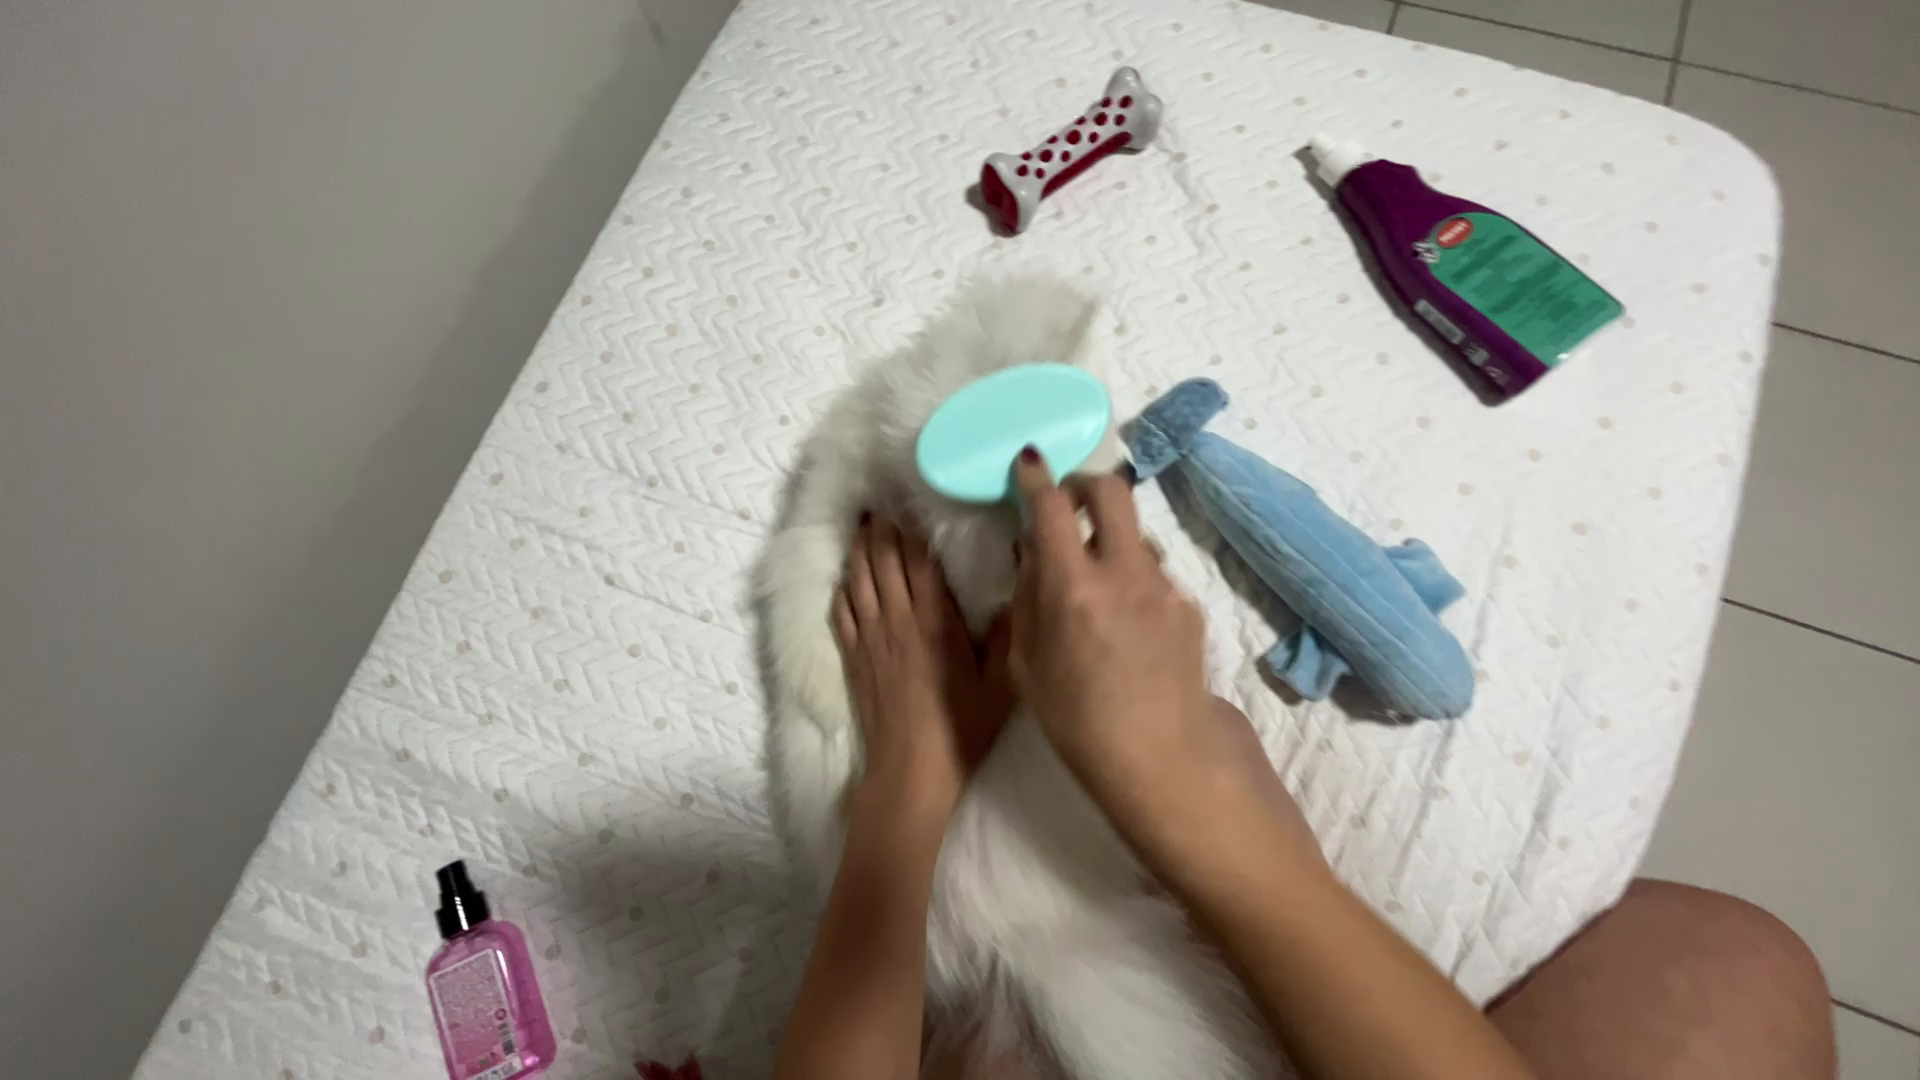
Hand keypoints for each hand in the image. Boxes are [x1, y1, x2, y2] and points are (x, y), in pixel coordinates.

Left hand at [832, 515, 1014, 822]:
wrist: (910, 772)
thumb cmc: (961, 729)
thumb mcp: (1000, 684)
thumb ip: (1006, 636)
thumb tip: (1016, 591)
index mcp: (935, 623)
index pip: (919, 563)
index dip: (912, 531)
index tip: (908, 504)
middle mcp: (898, 622)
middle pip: (884, 563)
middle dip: (881, 530)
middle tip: (879, 503)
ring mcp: (870, 639)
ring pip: (859, 581)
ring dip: (860, 550)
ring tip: (862, 525)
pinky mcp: (853, 659)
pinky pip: (841, 612)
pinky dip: (842, 588)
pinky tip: (844, 577)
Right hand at [1006, 450, 1262, 852]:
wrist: (1162, 757)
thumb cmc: (1077, 720)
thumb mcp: (1027, 664)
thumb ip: (1026, 598)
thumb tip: (1031, 551)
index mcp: (1073, 589)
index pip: (1053, 507)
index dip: (1036, 476)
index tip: (1028, 462)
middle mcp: (1123, 574)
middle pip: (1112, 491)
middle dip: (1084, 483)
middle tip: (1067, 501)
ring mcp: (1164, 586)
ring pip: (1134, 534)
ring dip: (1109, 541)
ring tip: (1096, 586)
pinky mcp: (1188, 603)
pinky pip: (1152, 572)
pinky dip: (1131, 578)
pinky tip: (1126, 624)